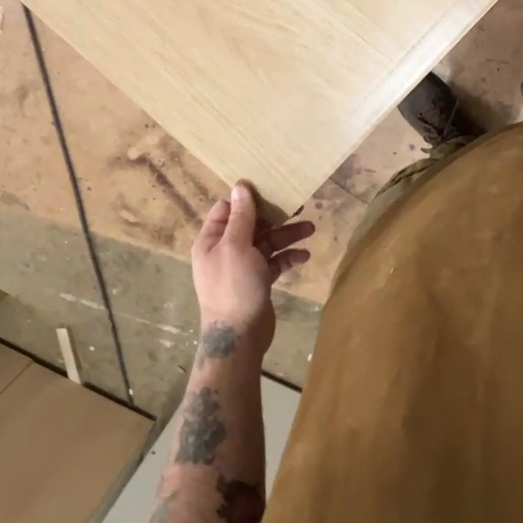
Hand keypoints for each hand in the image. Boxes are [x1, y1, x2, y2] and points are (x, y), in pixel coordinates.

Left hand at [190, 182, 312, 355]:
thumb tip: (240, 186)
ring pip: (267, 242)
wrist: (239, 336)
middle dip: (275, 217)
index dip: (246, 199)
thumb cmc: (233, 287)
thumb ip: (241, 217)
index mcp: (211, 240)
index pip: (227, 209)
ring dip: (287, 235)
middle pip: (251, 224)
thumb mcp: (236, 246)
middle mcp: (225, 250)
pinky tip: (304, 256)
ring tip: (311, 229)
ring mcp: (242, 266)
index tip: (269, 189)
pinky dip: (288, 257)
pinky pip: (274, 262)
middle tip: (299, 206)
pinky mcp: (258, 280)